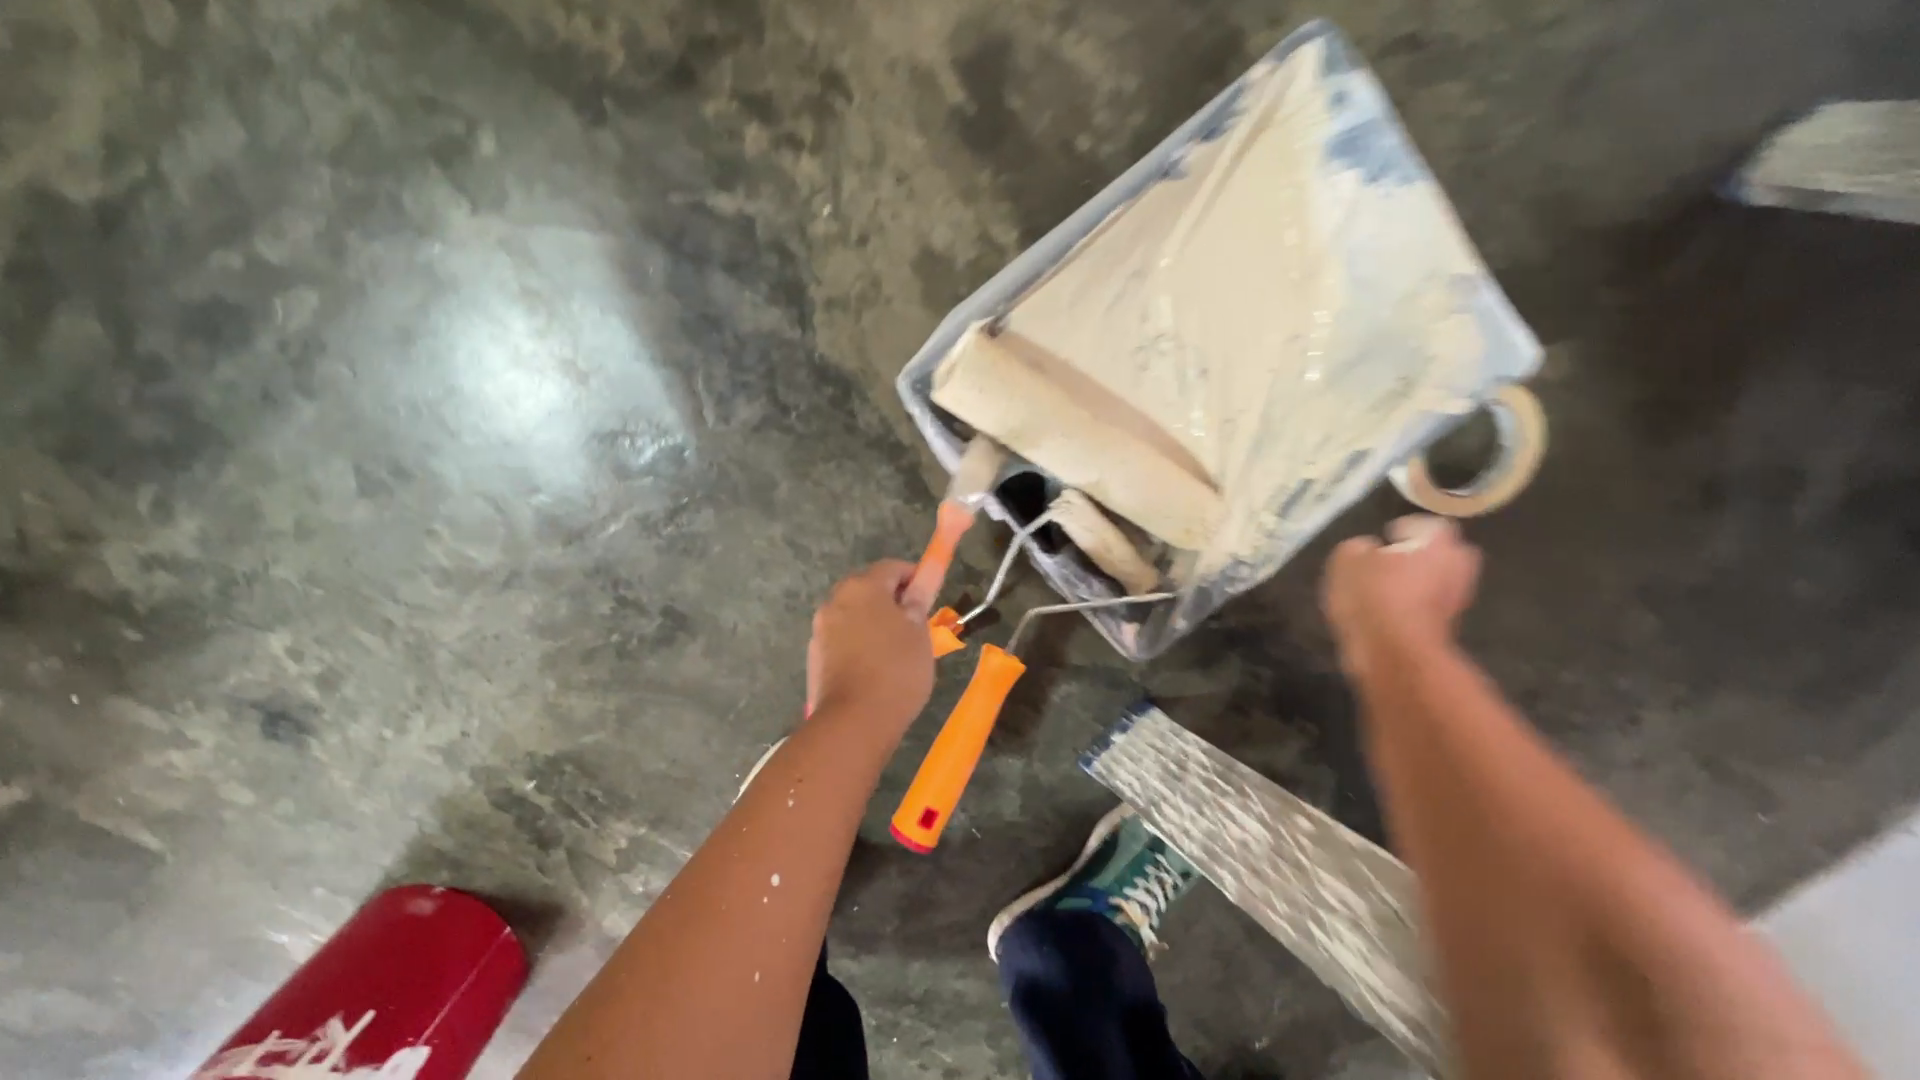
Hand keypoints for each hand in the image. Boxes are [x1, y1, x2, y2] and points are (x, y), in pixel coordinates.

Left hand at [807, 560, 935, 728]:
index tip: (928, 595)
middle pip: (867, 588)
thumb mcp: (919, 634)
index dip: (913, 576)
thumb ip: (918, 602)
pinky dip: (858, 642)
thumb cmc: (896, 670)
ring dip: (872, 621)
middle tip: (914, 622)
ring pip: (852, 614)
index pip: (891, 567)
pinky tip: (873, 666)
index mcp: (863, 587)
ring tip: (895, 648)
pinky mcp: (815, 655)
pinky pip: (842, 638)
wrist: (854, 720)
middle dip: (890, 599)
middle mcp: (835, 600)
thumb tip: (918, 585)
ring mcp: (820, 628)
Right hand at [1323, 515, 1481, 677]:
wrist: (1392, 654)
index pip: (1432, 526)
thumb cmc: (1374, 597)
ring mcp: (1455, 602)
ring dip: (1417, 584)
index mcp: (1440, 545)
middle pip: (1446, 554)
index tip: (1388, 535)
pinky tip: (1384, 613)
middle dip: (1423, 555)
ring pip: (1437, 583)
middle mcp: (1456, 570)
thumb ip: (1357, 548)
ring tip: (1383, 588)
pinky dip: (1411, 608)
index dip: (1409, 528)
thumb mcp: (1347, 561)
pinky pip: (1427, 609)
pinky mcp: (1443, 630)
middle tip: (1394, 559)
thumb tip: (1365, 550)